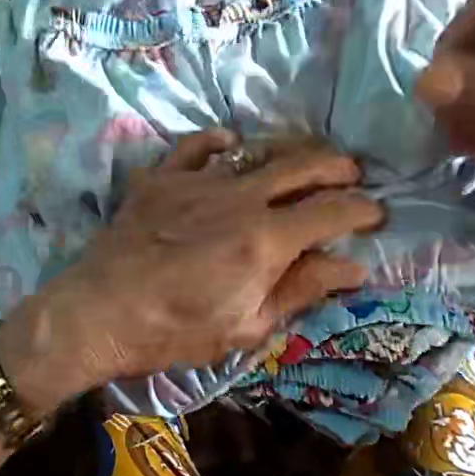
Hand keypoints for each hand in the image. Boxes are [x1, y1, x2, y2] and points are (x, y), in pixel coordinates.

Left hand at [0, 130, 384, 414]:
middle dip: (338, 168)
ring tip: (303, 162)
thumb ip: (300, 291)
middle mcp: (239, 198)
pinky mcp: (160, 180)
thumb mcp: (245, 327)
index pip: (334, 211)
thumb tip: (353, 266)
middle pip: (304, 165)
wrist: (98, 314)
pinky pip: (195, 147)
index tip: (375, 215)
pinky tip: (230, 148)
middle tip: (351, 178)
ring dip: (290, 152)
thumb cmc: (173, 332)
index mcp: (266, 240)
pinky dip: (218, 143)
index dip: (364, 210)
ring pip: (257, 150)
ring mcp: (197, 182)